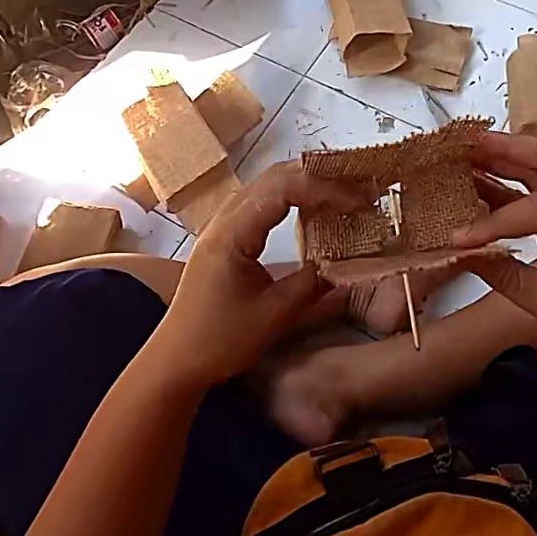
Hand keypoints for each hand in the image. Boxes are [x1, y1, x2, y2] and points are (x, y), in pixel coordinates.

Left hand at [144, 162, 374, 389]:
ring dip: (305, 183)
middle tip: (359, 187)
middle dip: (319, 177)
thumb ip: (311, 284)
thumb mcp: (272, 315)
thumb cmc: (219, 341)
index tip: (358, 201)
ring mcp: (222, 226)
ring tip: (343, 191)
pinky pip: (260, 203)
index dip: (324, 188)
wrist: (177, 359)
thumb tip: (346, 262)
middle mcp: (224, 220)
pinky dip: (291, 198)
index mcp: (232, 233)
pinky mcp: (226, 237)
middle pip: (274, 178)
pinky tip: (312, 208)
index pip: (282, 189)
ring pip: (266, 186)